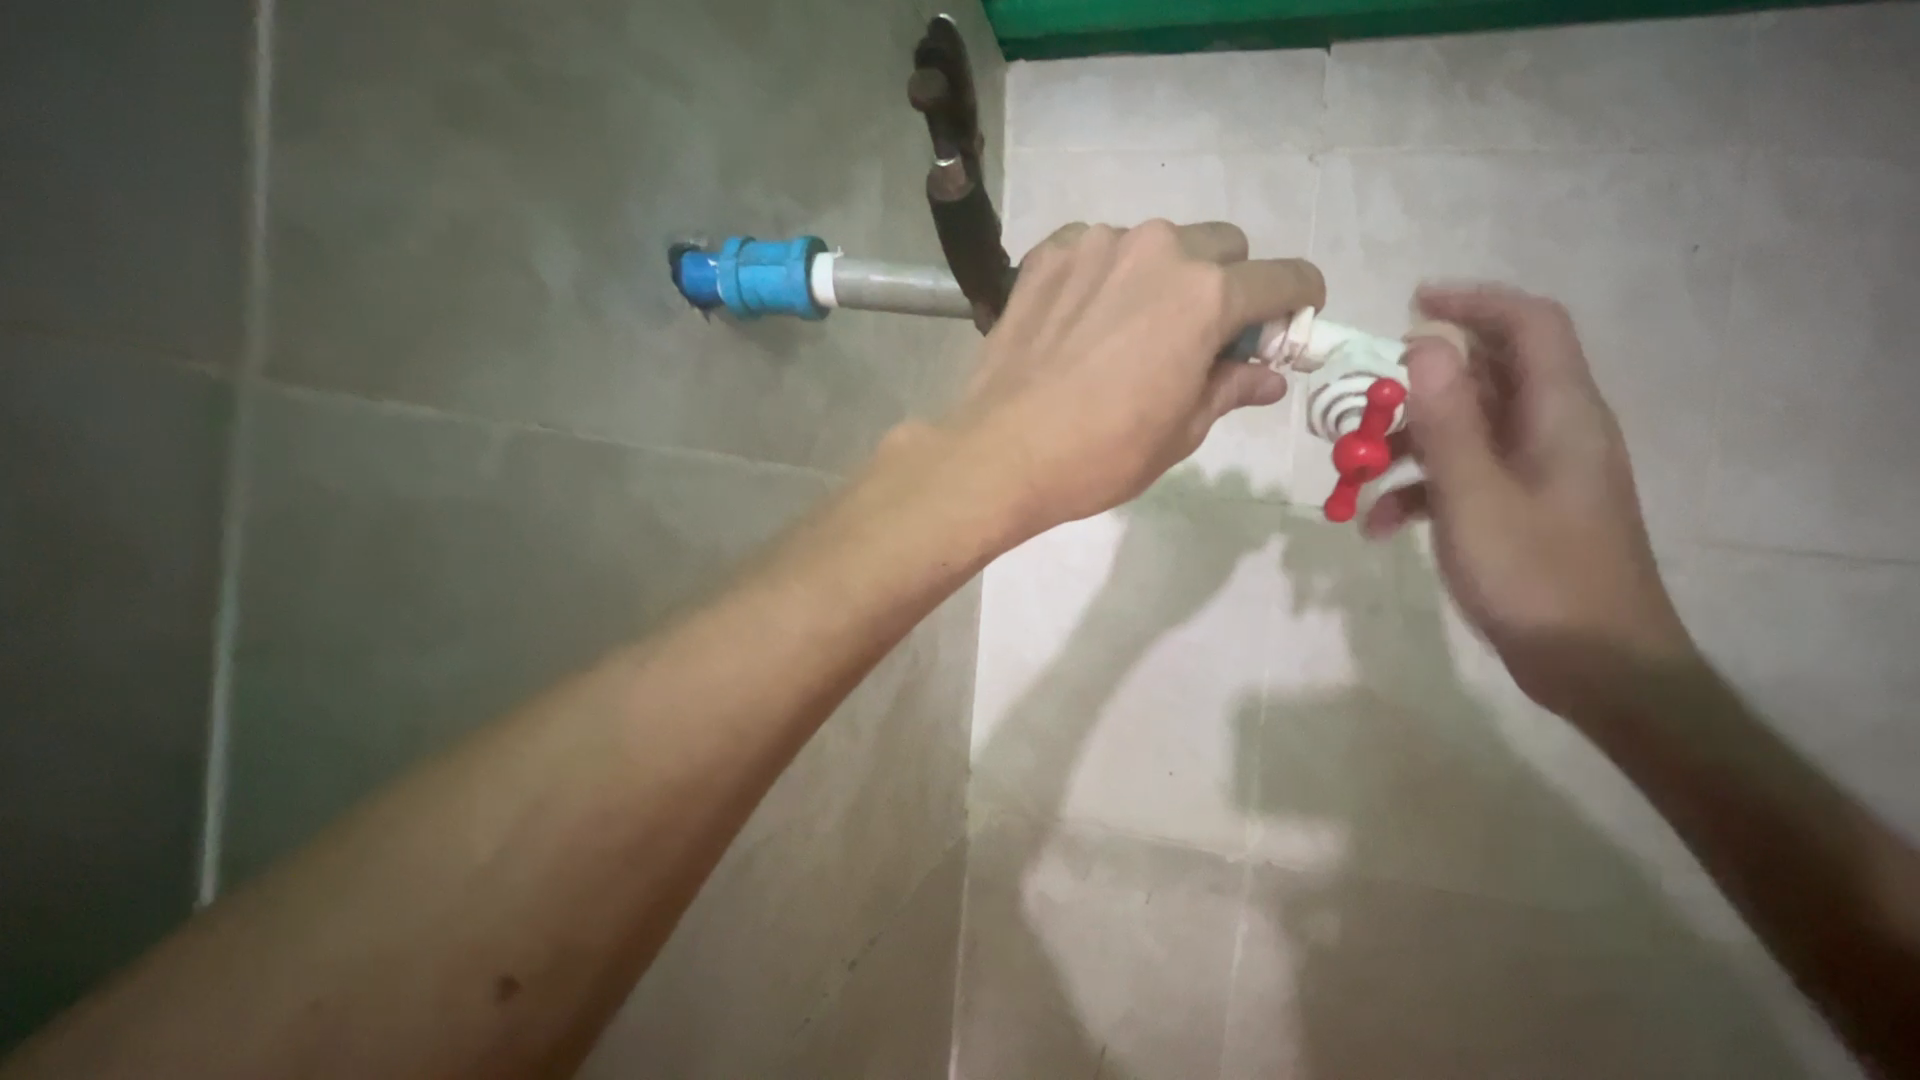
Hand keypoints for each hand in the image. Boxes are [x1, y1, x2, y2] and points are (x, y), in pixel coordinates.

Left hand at [936, 220, 1323, 539]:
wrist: (1000, 453)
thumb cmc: (1101, 454)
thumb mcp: (1182, 431)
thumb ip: (1231, 387)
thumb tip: (1269, 375)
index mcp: (1206, 295)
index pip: (1283, 278)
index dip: (1298, 304)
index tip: (1287, 327)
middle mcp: (1158, 250)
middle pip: (1223, 248)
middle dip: (1229, 285)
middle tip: (1202, 338)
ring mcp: (1097, 245)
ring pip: (1158, 244)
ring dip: (1163, 277)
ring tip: (1131, 331)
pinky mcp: (1048, 254)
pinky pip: (1097, 248)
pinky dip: (1106, 274)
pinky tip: (1085, 318)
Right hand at [1366, 285, 1695, 714]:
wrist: (1596, 665)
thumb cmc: (1538, 577)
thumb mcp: (1476, 496)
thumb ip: (1448, 420)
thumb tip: (1423, 344)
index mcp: (1560, 414)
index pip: (1528, 325)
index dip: (1474, 302)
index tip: (1410, 303)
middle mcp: (1553, 431)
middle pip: (1488, 375)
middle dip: (1418, 384)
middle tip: (1361, 400)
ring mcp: (1538, 473)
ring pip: (1466, 429)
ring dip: (1407, 443)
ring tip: (1354, 475)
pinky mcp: (1521, 509)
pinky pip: (1464, 477)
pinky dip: (1419, 490)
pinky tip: (1379, 527)